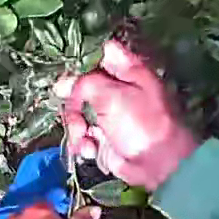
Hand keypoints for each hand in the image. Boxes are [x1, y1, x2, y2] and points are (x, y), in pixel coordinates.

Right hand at [54, 38, 201, 192]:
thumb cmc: (141, 125)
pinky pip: (82, 133)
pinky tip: (89, 151)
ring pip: (77, 111)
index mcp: (128, 71)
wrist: (157, 165)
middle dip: (73, 103)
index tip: (69, 75)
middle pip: (81, 84)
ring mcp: (109, 113)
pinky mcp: (103, 135)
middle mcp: (118, 89)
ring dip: (75, 128)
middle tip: (76, 117)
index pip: (100, 52)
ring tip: (84, 141)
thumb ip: (84, 85)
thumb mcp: (112, 97)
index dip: (82, 61)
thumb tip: (61, 84)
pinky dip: (82, 142)